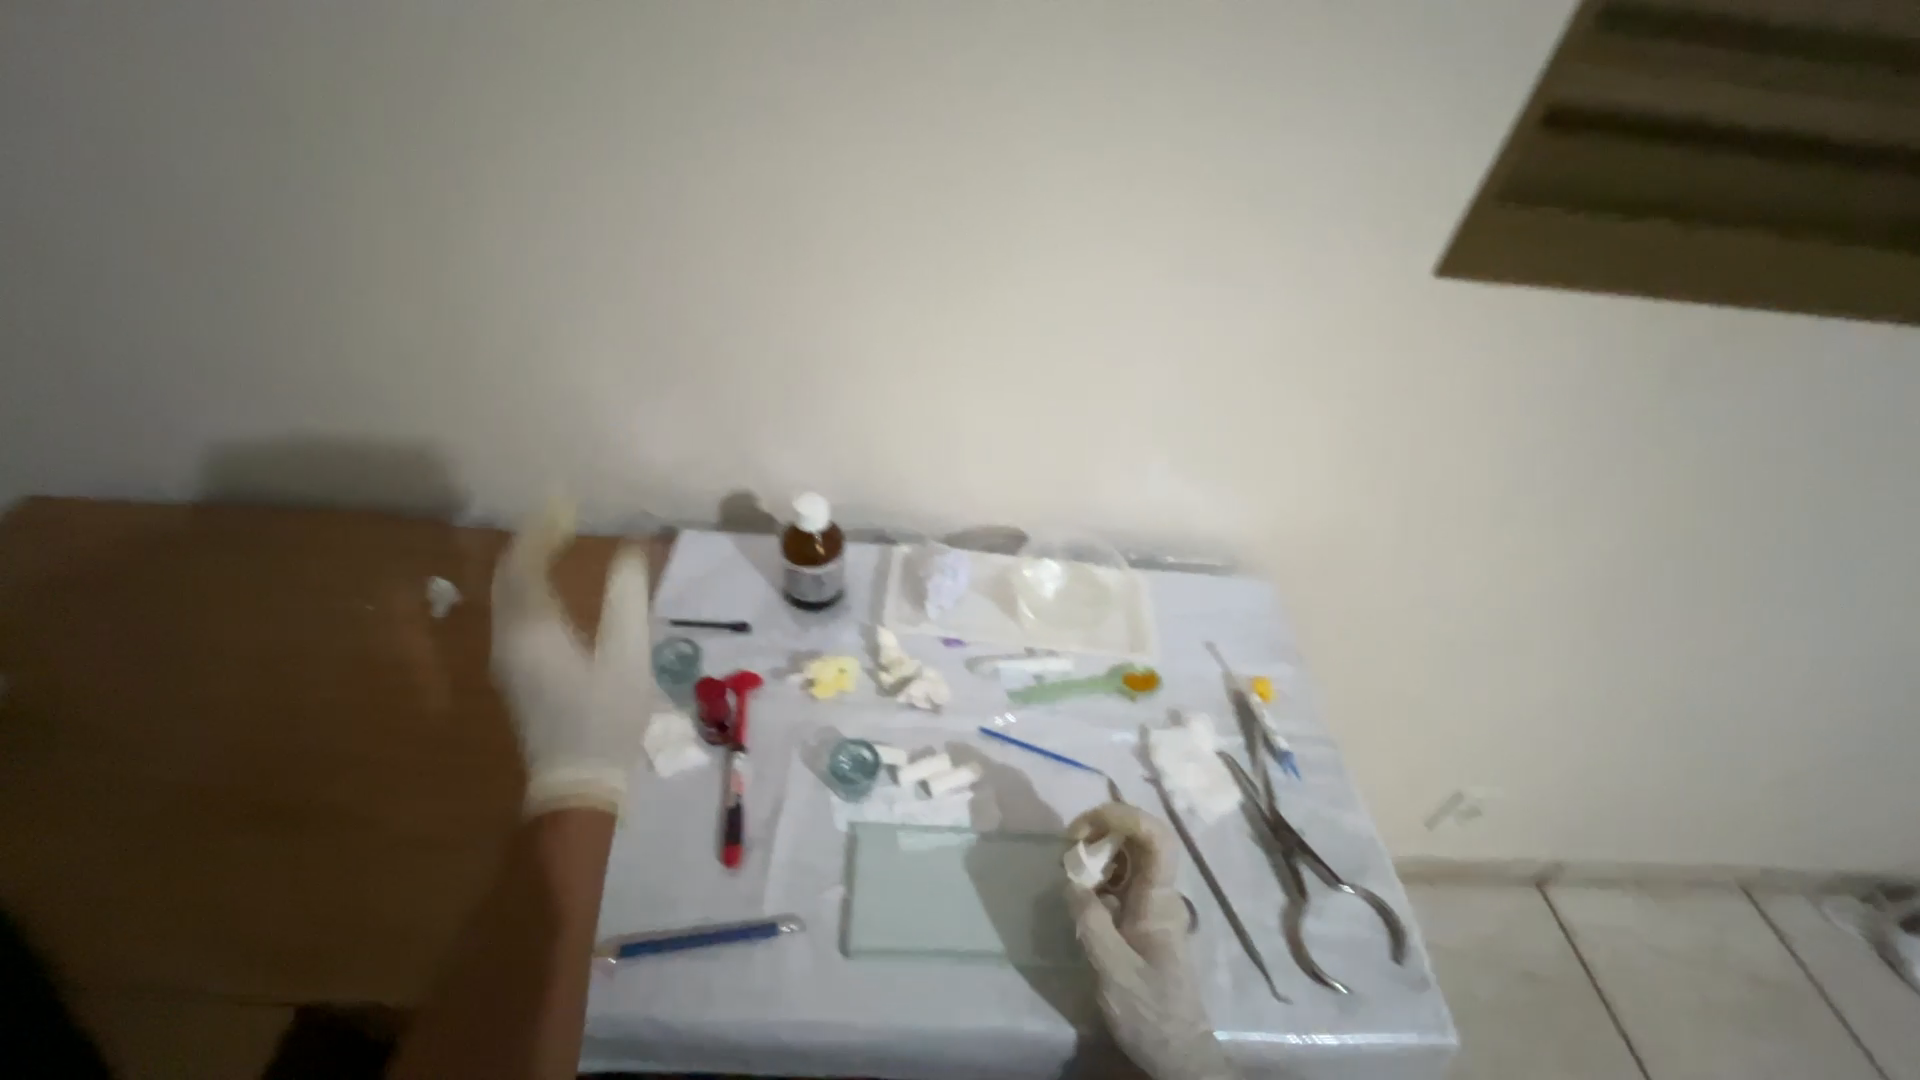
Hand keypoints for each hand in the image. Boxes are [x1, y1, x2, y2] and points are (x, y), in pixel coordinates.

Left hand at [490, 502, 652, 817]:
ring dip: (527, 562)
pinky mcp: (514, 670)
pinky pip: (512, 611)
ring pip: (506, 594)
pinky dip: (528, 585)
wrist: (576, 781)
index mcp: (533, 631)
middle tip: (562, 515)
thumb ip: (626, 601)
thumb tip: (629, 555)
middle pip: (507, 576)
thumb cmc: (606, 718)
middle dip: (531, 541)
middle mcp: (508, 638)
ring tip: (558, 539)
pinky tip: (551, 583)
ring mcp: (507, 657)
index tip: (565, 503)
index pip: (523, 565)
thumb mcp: (628, 657)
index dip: (541, 530)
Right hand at [1066, 803, 1237, 1079]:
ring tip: (1067, 864)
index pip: (1157, 839)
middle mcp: (1158, 894)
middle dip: (1103, 828)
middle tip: (1068, 844)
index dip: (1126, 816)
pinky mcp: (1139, 921)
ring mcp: (1150, 906)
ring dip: (1098, 851)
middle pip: (1139, 840)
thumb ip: (1090, 923)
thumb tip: (1071, 881)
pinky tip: (1077, 889)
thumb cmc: (1150, 1012)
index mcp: (1159, 900)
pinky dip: (1097, 875)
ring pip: (1128, 859)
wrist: (1176, 1053)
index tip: (1087, 824)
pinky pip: (1120, 882)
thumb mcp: (1113, 971)